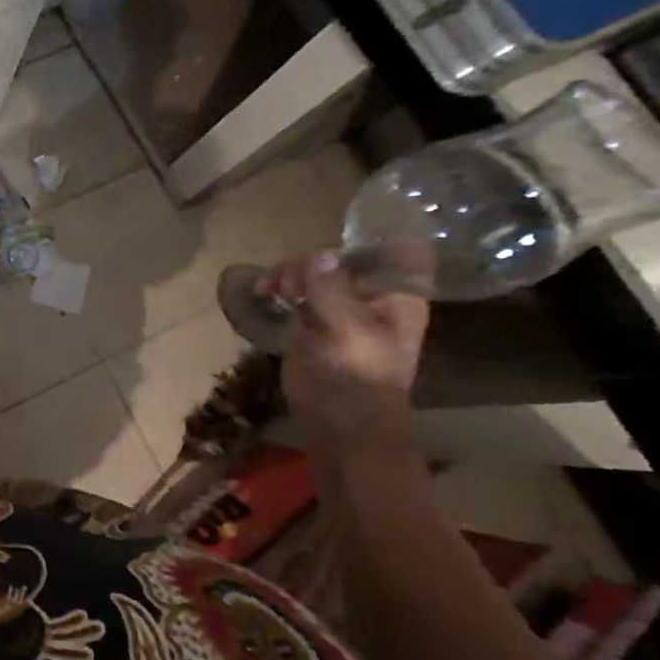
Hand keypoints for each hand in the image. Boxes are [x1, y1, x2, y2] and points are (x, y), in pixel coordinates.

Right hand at [260, 251, 429, 440]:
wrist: (340, 424)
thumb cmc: (359, 378)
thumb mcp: (350, 331)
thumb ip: (332, 291)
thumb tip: (318, 253)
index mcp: (396, 295)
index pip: (393, 248)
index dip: (370, 236)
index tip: (336, 238)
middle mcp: (369, 296)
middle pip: (341, 257)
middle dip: (313, 259)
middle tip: (288, 281)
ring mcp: (338, 308)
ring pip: (314, 272)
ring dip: (290, 273)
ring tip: (272, 288)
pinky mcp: (310, 324)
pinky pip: (295, 293)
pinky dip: (278, 288)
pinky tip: (264, 292)